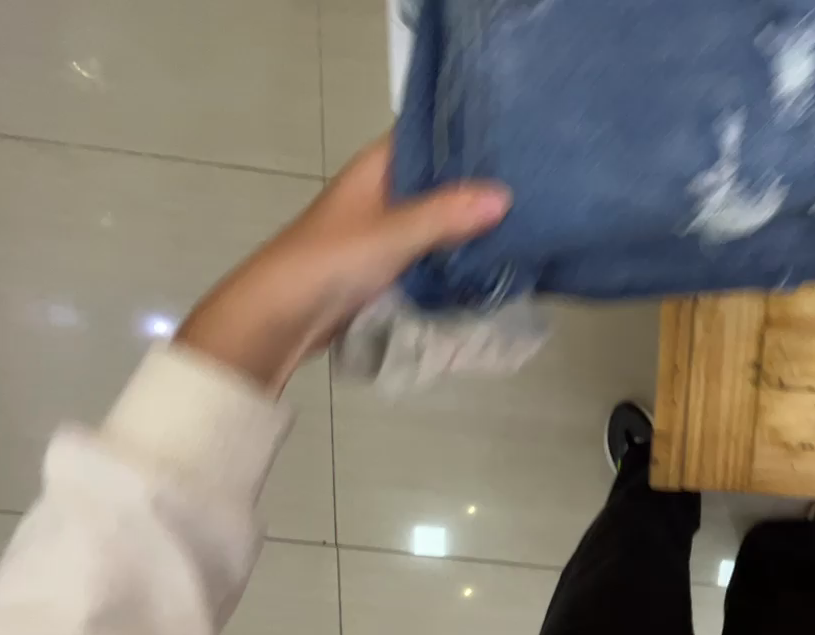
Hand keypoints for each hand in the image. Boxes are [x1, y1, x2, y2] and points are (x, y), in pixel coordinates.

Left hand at [176, 135, 510, 394]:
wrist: (284, 316)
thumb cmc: (331, 261)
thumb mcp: (393, 233)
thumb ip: (446, 215)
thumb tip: (505, 196)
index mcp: (375, 171)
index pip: (424, 139)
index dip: (462, 137)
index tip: (509, 142)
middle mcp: (382, 196)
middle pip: (436, 184)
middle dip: (476, 189)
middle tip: (530, 191)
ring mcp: (385, 234)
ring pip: (438, 223)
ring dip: (470, 228)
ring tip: (523, 227)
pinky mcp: (389, 269)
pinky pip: (432, 256)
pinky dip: (457, 259)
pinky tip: (490, 265)